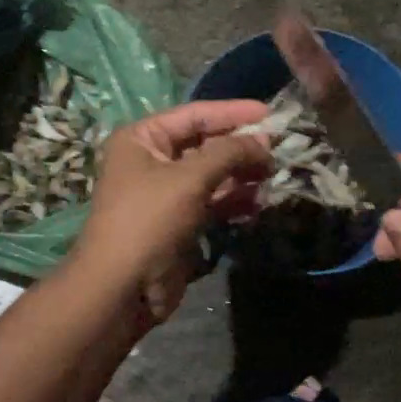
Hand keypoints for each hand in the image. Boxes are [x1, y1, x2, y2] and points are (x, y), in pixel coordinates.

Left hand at [70, 100, 271, 321]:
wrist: (121, 289)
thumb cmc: (149, 221)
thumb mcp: (189, 179)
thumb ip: (229, 153)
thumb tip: (264, 140)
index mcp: (142, 139)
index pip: (194, 115)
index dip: (233, 113)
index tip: (270, 112)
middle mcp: (152, 160)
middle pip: (205, 144)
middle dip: (241, 147)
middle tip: (278, 149)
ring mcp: (166, 193)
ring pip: (212, 175)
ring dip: (242, 175)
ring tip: (273, 175)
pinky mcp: (179, 222)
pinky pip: (212, 202)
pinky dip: (235, 200)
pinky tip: (259, 202)